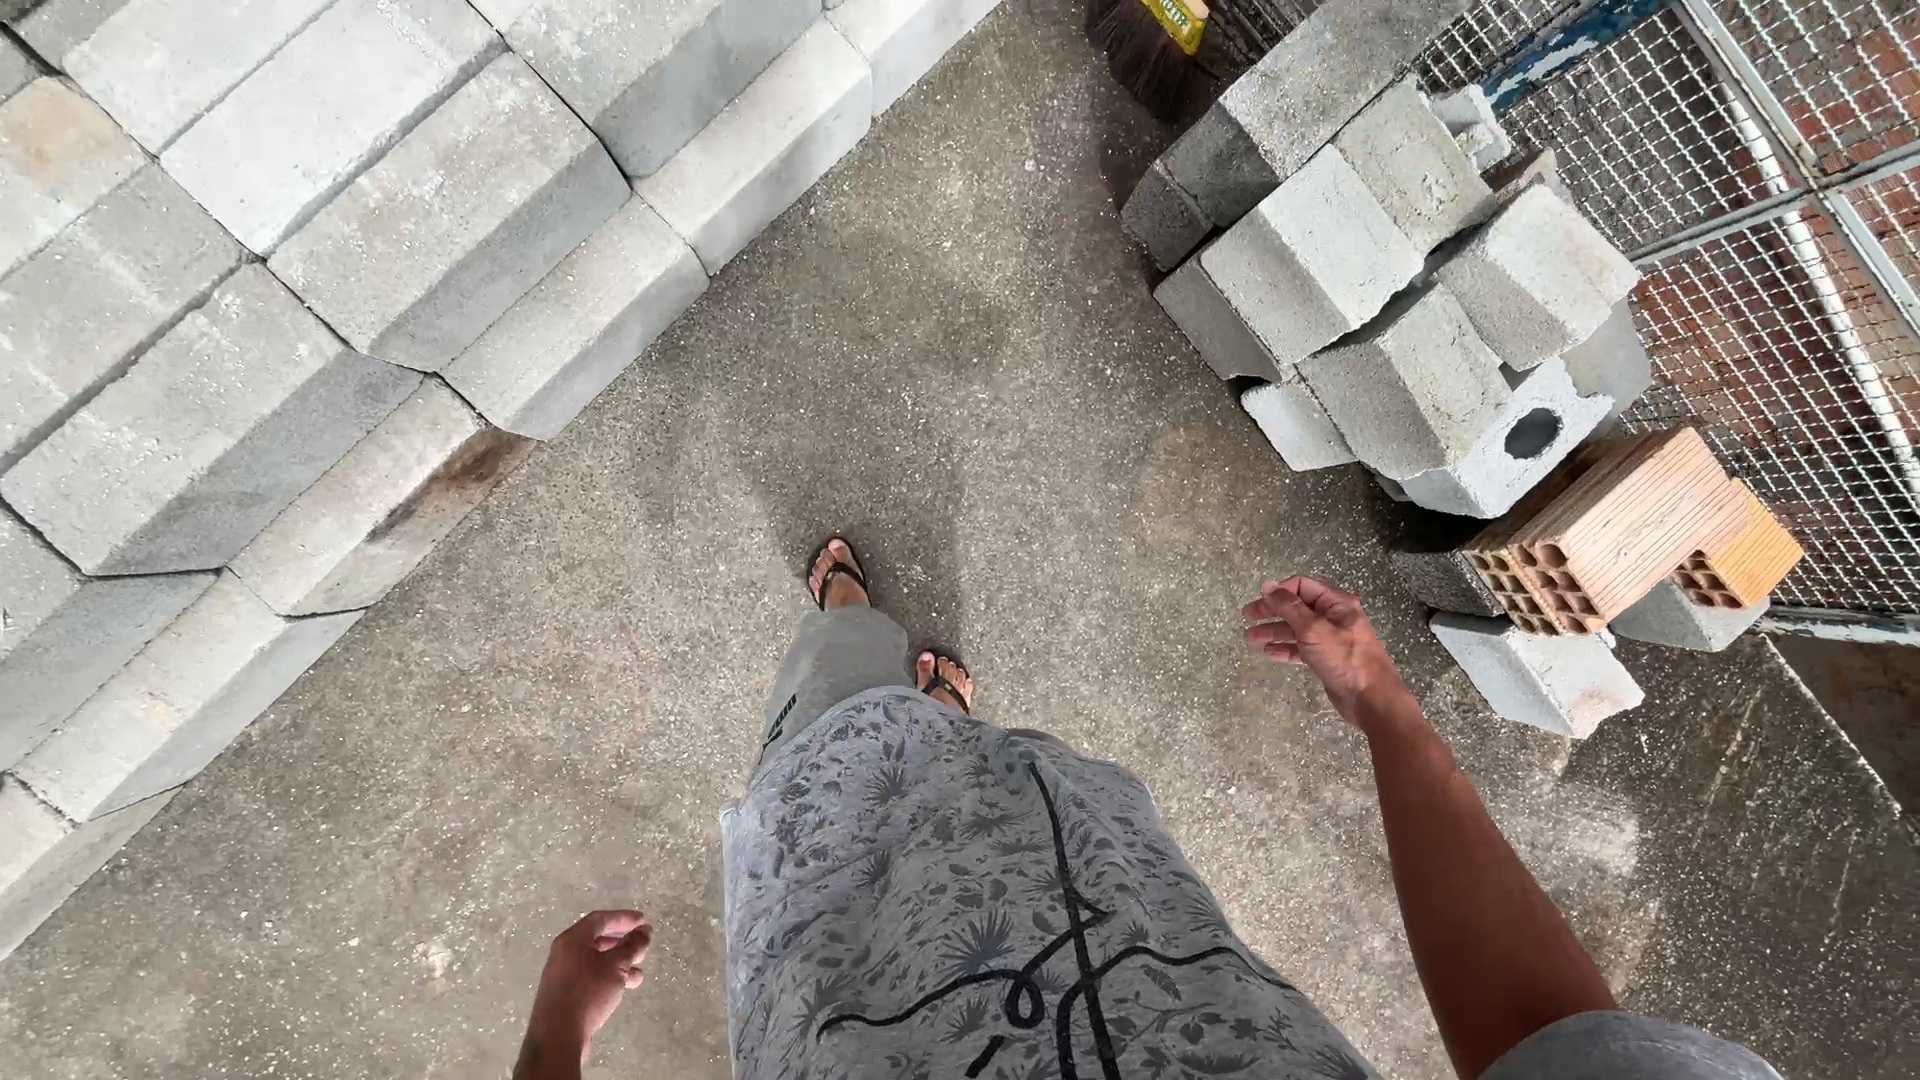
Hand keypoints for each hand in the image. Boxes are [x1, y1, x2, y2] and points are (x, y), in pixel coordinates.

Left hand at [517, 910, 652, 1074]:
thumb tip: (645, 931)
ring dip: (619, 965)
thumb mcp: (617, 964)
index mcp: (572, 941)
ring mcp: (561, 978)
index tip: (642, 922)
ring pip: (596, 963)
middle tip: (641, 948)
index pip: (600, 919)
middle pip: (597, 941)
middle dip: (623, 944)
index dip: (623, 918)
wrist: (557, 1038)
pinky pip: (590, 980)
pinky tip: (623, 989)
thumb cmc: (588, 991)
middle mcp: (563, 955)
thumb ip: (633, 945)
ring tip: (638, 974)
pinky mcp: (563, 998)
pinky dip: (608, 980)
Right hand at [1242, 577, 1410, 726]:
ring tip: (1251, 638)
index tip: (1259, 601)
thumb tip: (1267, 585)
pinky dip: (1284, 649)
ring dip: (1273, 631)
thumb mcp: (1313, 629)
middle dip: (1271, 611)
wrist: (1371, 699)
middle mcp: (1334, 618)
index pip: (1302, 586)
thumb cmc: (1344, 659)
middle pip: (1296, 607)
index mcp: (1336, 604)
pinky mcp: (1327, 659)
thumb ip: (1288, 606)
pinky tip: (1268, 652)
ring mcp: (1330, 639)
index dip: (1279, 591)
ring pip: (1296, 629)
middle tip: (1247, 616)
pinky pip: (1301, 648)